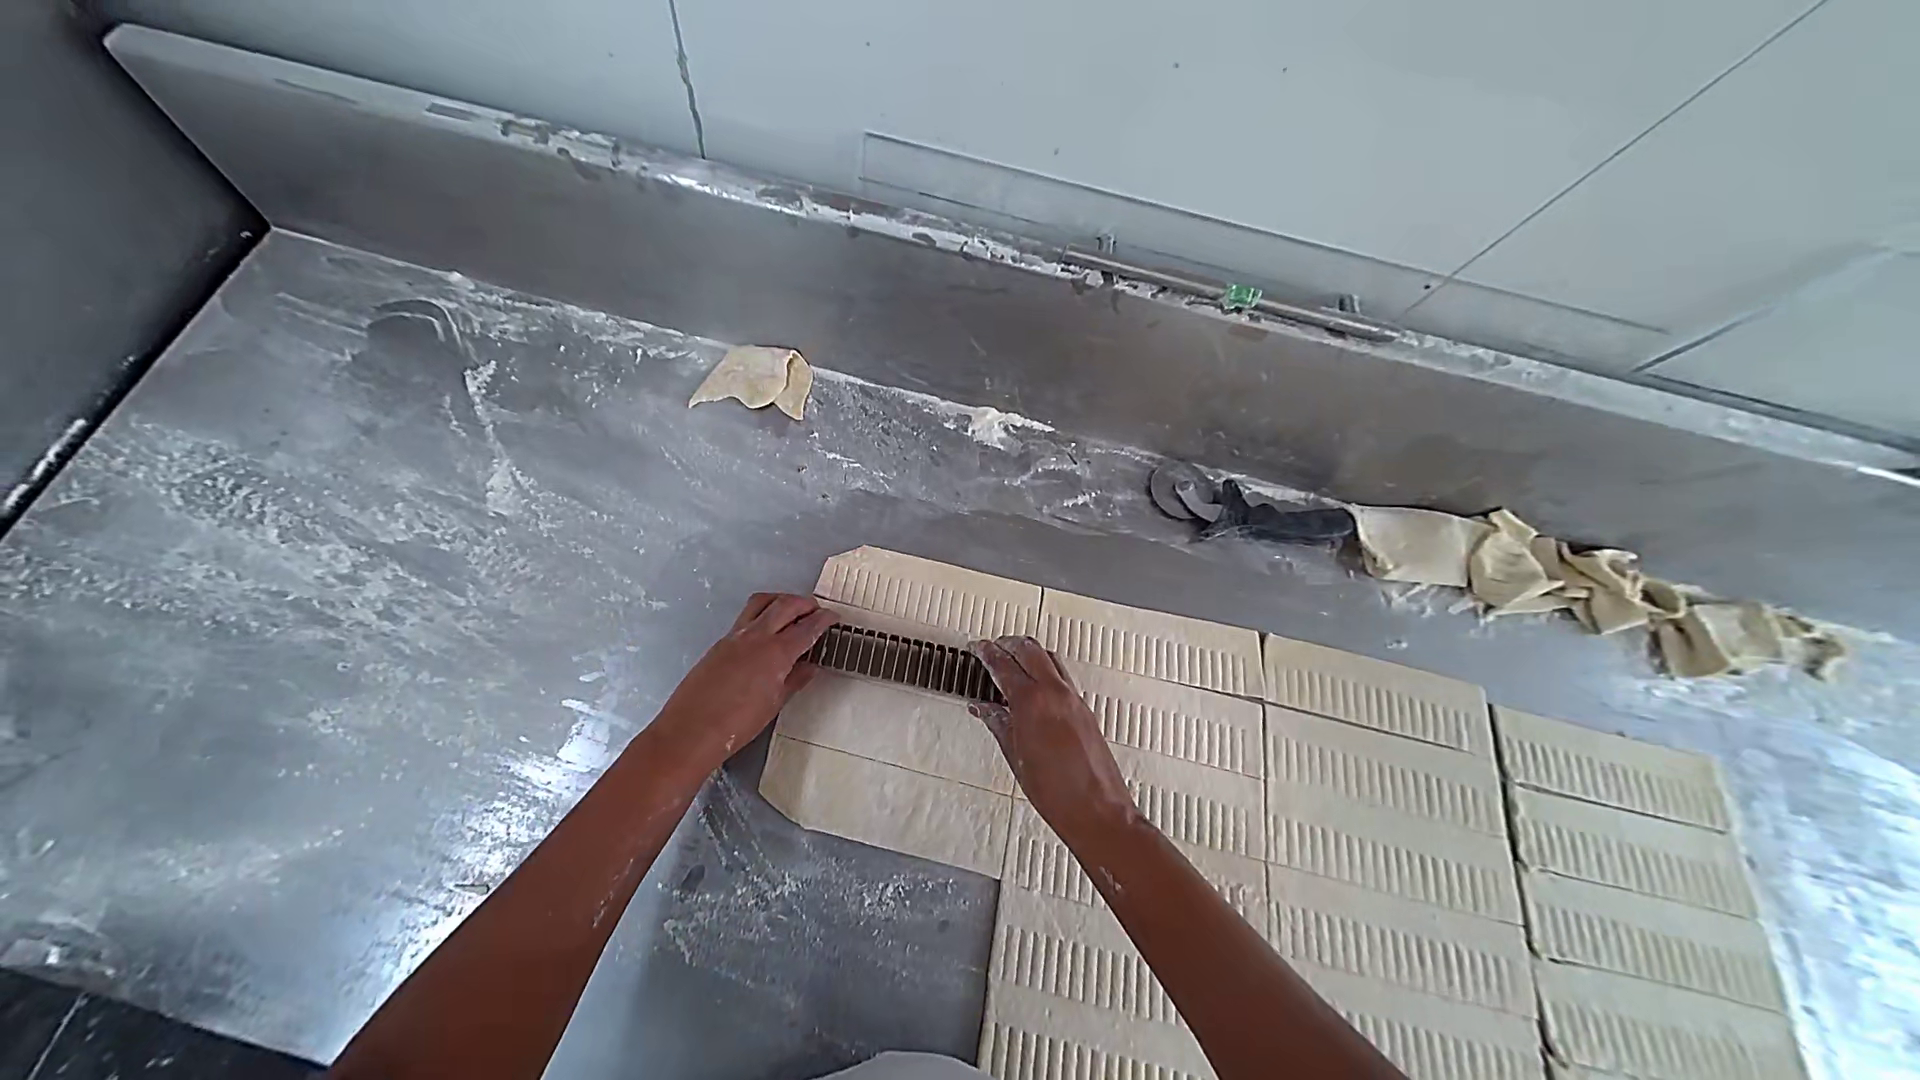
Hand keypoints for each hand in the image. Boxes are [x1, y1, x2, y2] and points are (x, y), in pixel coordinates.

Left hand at [653, 593, 836, 767]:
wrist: (691, 731)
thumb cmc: (735, 724)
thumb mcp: (775, 703)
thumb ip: (795, 680)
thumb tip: (809, 667)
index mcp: (776, 652)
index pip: (807, 627)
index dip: (824, 619)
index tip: (833, 617)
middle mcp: (756, 637)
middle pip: (786, 604)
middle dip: (805, 603)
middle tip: (816, 610)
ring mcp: (735, 636)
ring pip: (762, 602)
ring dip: (781, 600)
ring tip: (791, 609)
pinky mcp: (720, 642)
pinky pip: (745, 617)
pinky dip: (762, 614)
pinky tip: (766, 630)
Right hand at [969, 636, 1140, 840]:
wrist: (1097, 811)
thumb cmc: (1059, 793)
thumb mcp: (1015, 756)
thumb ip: (999, 724)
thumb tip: (985, 709)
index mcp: (1032, 702)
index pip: (1003, 664)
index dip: (986, 653)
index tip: (978, 648)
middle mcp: (1055, 694)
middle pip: (1029, 649)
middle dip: (1007, 644)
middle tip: (992, 648)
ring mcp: (1073, 699)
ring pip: (1048, 657)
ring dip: (1028, 652)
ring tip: (1012, 660)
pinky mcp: (1084, 708)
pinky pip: (1061, 675)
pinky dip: (1044, 670)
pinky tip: (1034, 684)